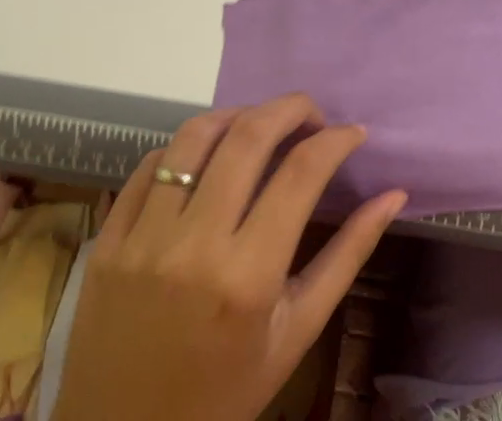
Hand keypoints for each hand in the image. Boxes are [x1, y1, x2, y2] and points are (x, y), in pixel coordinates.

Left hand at [53, 94, 407, 420]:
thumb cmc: (225, 392)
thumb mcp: (298, 331)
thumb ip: (348, 255)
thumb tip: (394, 195)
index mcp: (248, 274)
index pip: (301, 173)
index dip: (337, 139)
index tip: (354, 134)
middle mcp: (193, 245)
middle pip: (248, 137)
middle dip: (292, 108)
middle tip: (315, 115)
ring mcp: (142, 238)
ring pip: (194, 137)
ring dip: (239, 115)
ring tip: (264, 127)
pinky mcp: (107, 240)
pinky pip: (150, 166)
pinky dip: (188, 147)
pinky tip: (210, 158)